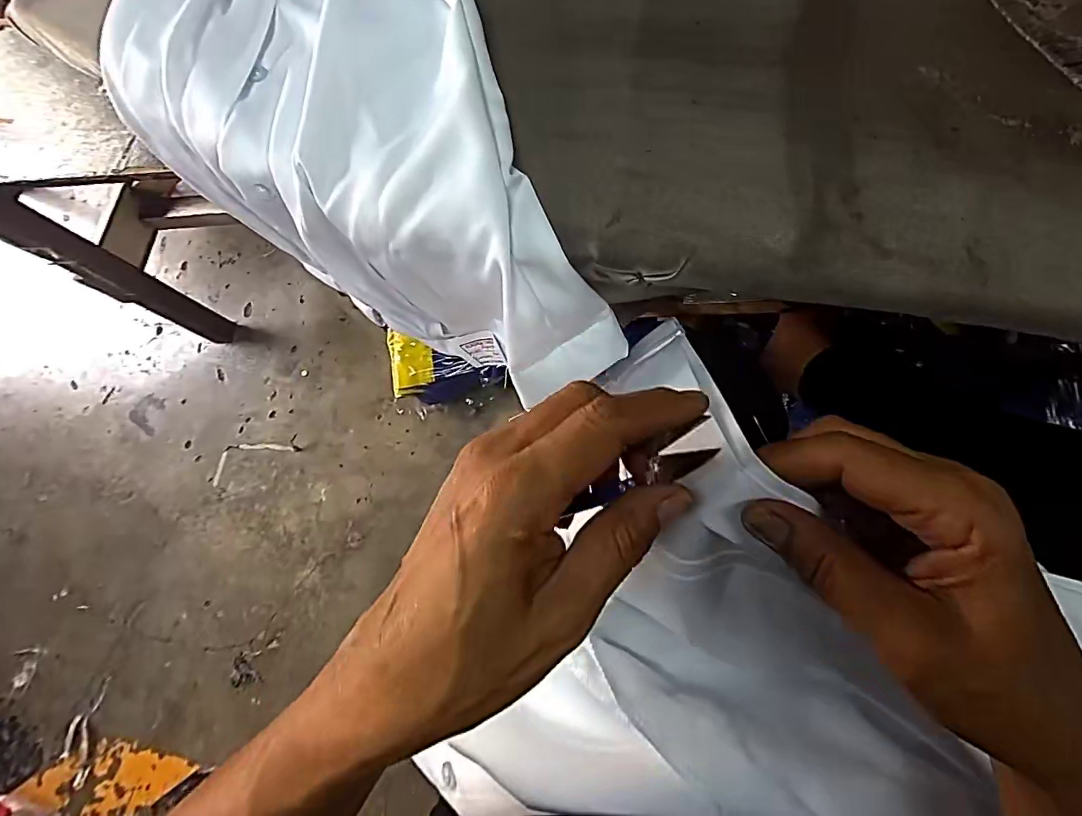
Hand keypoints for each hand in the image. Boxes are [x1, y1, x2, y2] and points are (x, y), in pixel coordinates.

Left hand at [308, 382, 706, 761]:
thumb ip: (623, 539)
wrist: (381, 680)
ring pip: (563, 409)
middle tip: (672, 455)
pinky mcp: (475, 469)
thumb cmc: (471, 659)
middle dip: (637, 414)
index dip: (658, 410)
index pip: (603, 422)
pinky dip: (582, 439)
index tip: (700, 409)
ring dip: (610, 426)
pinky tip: (597, 484)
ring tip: (640, 473)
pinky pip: (542, 430)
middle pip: (583, 399)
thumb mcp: (563, 613)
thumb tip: (676, 492)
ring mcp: (478, 457)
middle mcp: (493, 455)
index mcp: (516, 489)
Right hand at [743, 419, 1081, 815]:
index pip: (859, 454)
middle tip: (747, 498)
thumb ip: (831, 568)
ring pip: (862, 463)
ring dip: (813, 484)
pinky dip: (835, 506)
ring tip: (768, 514)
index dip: (794, 459)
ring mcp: (950, 496)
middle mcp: (956, 482)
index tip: (738, 479)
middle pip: (859, 444)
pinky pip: (875, 493)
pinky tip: (809, 531)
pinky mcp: (939, 517)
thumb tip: (762, 514)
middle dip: (799, 464)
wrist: (1054, 727)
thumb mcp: (905, 638)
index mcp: (962, 502)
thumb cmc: (995, 690)